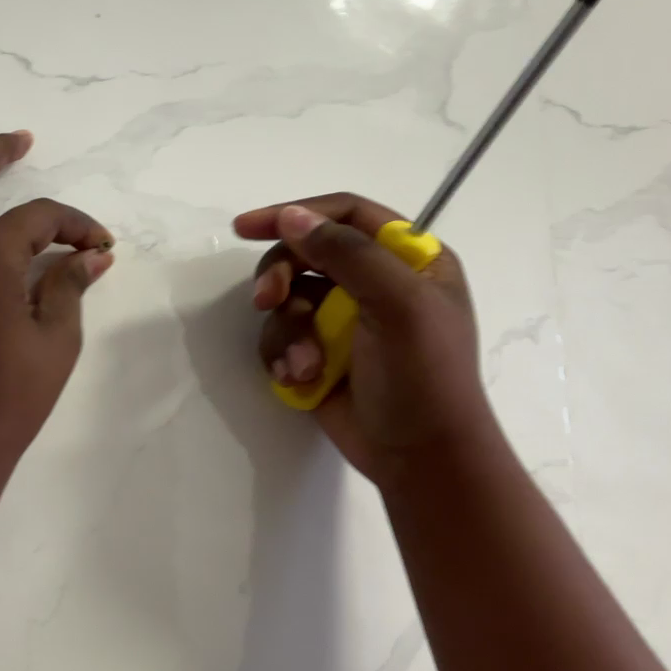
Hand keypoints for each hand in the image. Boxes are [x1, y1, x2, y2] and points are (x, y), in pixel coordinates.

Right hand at [235, 193, 494, 485]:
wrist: (420, 457)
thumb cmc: (423, 376)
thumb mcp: (397, 305)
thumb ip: (346, 255)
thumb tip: (290, 216)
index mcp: (408, 260)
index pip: (346, 215)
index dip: (296, 213)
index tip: (247, 227)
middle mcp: (374, 283)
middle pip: (304, 254)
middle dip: (280, 276)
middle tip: (266, 300)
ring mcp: (344, 321)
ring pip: (286, 299)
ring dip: (286, 331)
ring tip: (303, 365)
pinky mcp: (319, 355)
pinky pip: (280, 338)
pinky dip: (282, 356)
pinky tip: (297, 379)